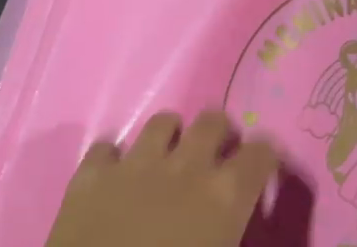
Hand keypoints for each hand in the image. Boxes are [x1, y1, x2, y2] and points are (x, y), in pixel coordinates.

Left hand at [45, 111, 280, 246]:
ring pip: (162, 122)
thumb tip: (231, 230)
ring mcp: (135, 165)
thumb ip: (232, 236)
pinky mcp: (90, 176)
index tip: (262, 172)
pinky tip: (116, 180)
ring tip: (168, 160)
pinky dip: (114, 161)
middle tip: (216, 160)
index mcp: (224, 197)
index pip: (261, 152)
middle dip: (219, 135)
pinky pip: (106, 148)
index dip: (265, 159)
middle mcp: (185, 166)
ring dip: (170, 138)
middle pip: (213, 121)